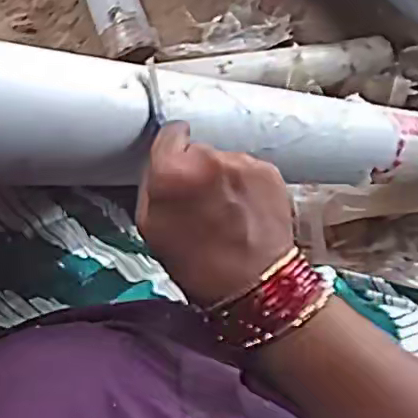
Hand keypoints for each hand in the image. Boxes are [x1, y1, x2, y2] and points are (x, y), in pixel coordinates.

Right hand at [135, 122, 295, 306]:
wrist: (254, 285)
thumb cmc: (199, 265)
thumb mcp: (149, 227)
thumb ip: (151, 186)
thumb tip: (158, 167)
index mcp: (172, 171)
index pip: (169, 133)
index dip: (170, 148)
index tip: (173, 158)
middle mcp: (208, 158)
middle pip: (197, 150)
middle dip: (195, 168)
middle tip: (198, 200)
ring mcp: (242, 163)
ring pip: (223, 160)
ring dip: (221, 177)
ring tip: (224, 211)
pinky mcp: (268, 171)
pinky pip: (247, 170)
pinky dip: (244, 185)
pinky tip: (243, 211)